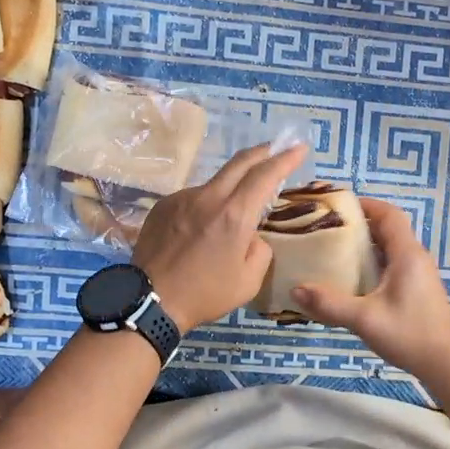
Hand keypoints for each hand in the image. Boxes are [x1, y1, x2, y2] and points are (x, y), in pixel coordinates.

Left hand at [133, 144, 304, 328]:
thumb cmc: (205, 294)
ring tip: (233, 208)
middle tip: (275, 149)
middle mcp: (208, 197)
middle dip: (262, 152)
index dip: (285, 158)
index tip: (299, 147)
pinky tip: (201, 228)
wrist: (151, 301)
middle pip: (239, 162)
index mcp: (234, 215)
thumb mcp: (249, 281)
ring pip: (214, 183)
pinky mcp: (163, 206)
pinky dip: (205, 206)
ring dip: (230, 186)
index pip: (265, 175)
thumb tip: (251, 235)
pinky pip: (192, 198)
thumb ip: (259, 250)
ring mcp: (182, 198)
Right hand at [290, 198, 449, 374]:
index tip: (338, 206)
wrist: (445, 363)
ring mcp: (418, 275)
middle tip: (327, 229)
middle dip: (359, 225)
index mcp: (407, 254)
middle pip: (387, 229)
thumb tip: (296, 290)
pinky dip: (372, 264)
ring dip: (365, 247)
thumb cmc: (409, 334)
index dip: (366, 205)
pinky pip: (392, 266)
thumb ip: (330, 304)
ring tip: (333, 252)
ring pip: (389, 249)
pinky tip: (352, 280)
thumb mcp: (365, 319)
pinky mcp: (417, 290)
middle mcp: (415, 258)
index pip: (389, 214)